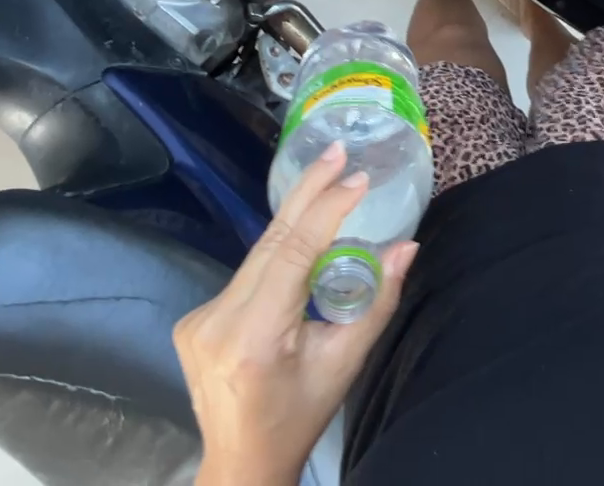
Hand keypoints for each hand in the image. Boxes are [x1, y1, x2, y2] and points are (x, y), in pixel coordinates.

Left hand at [173, 141, 418, 485]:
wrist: (240, 462)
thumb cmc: (300, 415)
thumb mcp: (346, 363)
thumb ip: (378, 301)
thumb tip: (408, 245)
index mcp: (253, 336)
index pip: (293, 252)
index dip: (326, 209)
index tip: (357, 177)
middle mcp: (217, 319)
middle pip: (271, 239)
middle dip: (308, 190)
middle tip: (337, 149)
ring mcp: (199, 316)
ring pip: (259, 251)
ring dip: (297, 215)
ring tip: (330, 175)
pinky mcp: (195, 316)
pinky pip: (249, 270)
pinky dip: (280, 247)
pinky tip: (304, 232)